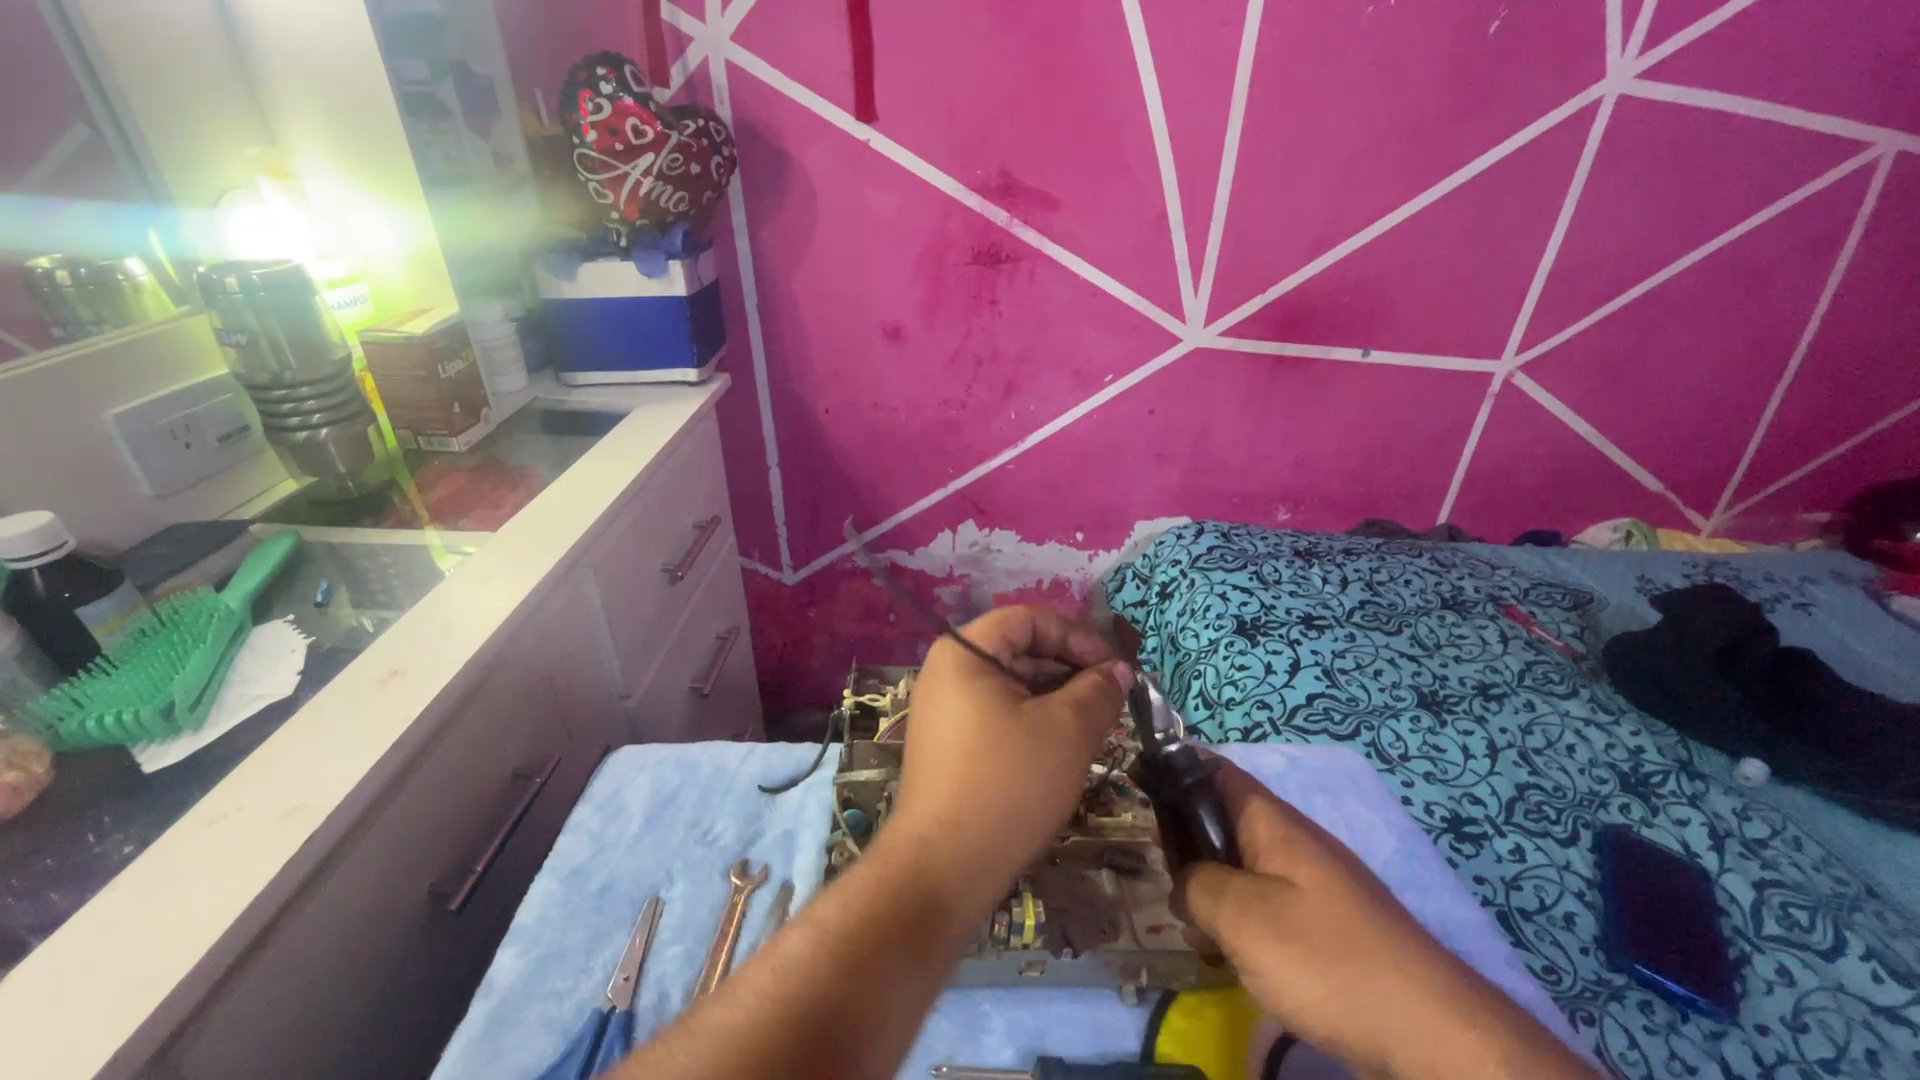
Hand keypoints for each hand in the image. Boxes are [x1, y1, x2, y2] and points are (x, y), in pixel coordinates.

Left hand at [887, 606, 1130, 908]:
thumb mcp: (1067, 731)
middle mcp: (946, 673)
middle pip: (1019, 651)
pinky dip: (1033, 724)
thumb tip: (1118, 671)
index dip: (1077, 637)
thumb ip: (1098, 691)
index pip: (1029, 619)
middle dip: (1070, 670)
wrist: (943, 867)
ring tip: (1094, 728)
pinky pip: (998, 717)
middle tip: (1110, 702)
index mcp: (964, 652)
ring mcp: (943, 712)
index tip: (1115, 669)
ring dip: (1056, 700)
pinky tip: (1062, 752)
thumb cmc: (1008, 785)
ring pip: (1011, 688)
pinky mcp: (948, 747)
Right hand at [1179, 758, 1597, 1079]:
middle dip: (1186, 841)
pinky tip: (1230, 955)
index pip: (1217, 770)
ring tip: (1191, 926)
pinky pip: (1267, 904)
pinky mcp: (1327, 925)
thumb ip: (1197, 885)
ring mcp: (1315, 884)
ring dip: (1210, 889)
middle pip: (1225, 820)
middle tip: (1156, 874)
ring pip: (1243, 867)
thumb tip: (1183, 883)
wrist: (1428, 1029)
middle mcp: (1295, 843)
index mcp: (1274, 824)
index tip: (1134, 781)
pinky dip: (1239, 920)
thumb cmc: (1325, 959)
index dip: (1174, 767)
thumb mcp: (1241, 917)